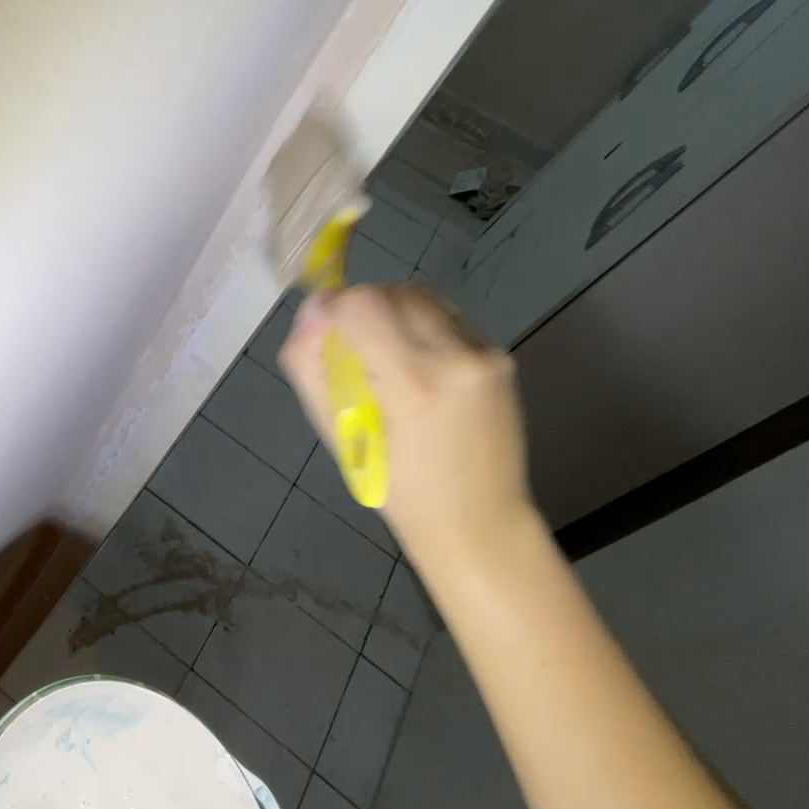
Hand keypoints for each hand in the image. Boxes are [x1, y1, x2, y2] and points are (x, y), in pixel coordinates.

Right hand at [277, 285, 535, 547]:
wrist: (477, 518)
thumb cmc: (395, 486)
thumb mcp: (335, 431)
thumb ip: (311, 365)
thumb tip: (309, 313)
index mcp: (413, 383)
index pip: (364, 303)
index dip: (332, 307)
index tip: (322, 332)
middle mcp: (456, 357)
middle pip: (390, 291)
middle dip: (359, 307)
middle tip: (348, 346)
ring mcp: (484, 353)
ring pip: (420, 295)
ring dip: (389, 310)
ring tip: (380, 351)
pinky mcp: (499, 354)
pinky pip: (446, 315)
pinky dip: (418, 324)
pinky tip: (413, 362)